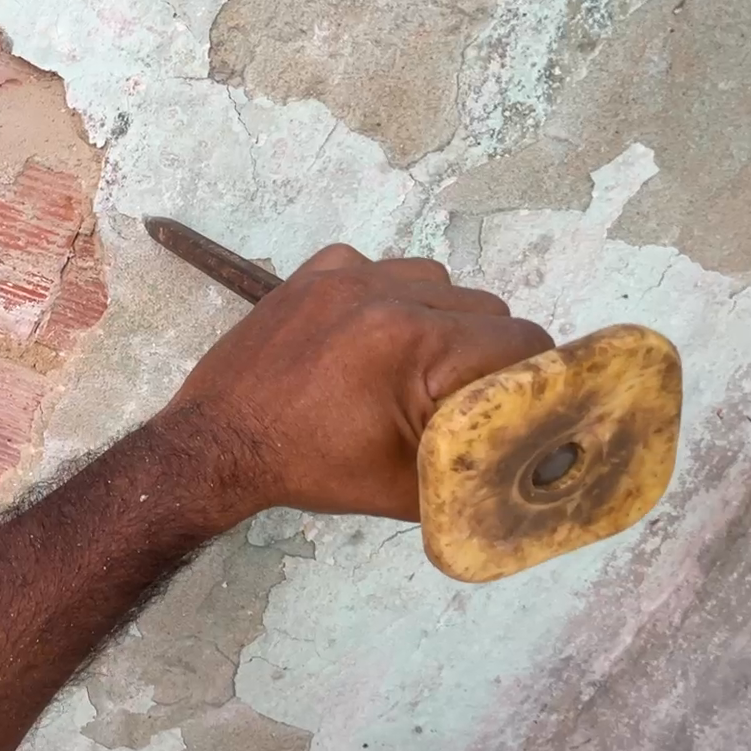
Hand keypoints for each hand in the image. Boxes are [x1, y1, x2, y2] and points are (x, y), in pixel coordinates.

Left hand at [158, 244, 553, 523]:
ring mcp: (336, 278)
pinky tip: (365, 330)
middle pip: (482, 308)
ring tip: (409, 363)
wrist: (217, 443)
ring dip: (436, 317)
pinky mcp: (303, 277)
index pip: (522, 343)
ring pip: (432, 281)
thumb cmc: (307, 467)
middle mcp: (378, 294)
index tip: (508, 406)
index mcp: (412, 341)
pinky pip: (372, 265)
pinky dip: (382, 292)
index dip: (528, 381)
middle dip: (483, 353)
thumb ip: (481, 462)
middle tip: (455, 394)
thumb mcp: (409, 484)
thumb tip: (533, 454)